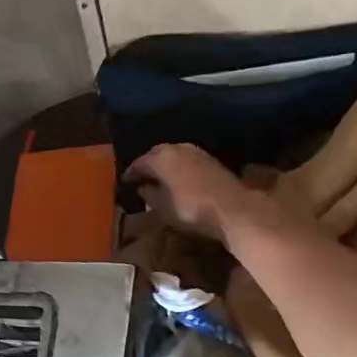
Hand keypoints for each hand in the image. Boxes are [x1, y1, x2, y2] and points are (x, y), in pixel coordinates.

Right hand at [123, 144, 268, 242]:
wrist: (231, 207)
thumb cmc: (190, 208)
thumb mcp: (163, 206)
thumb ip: (149, 194)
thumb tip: (142, 187)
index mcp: (161, 157)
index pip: (139, 163)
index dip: (130, 174)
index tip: (125, 182)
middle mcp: (177, 148)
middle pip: (156, 155)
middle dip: (147, 166)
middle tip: (141, 179)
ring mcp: (196, 152)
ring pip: (173, 156)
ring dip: (164, 166)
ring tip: (158, 179)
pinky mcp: (210, 160)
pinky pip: (186, 161)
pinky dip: (178, 168)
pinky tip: (178, 180)